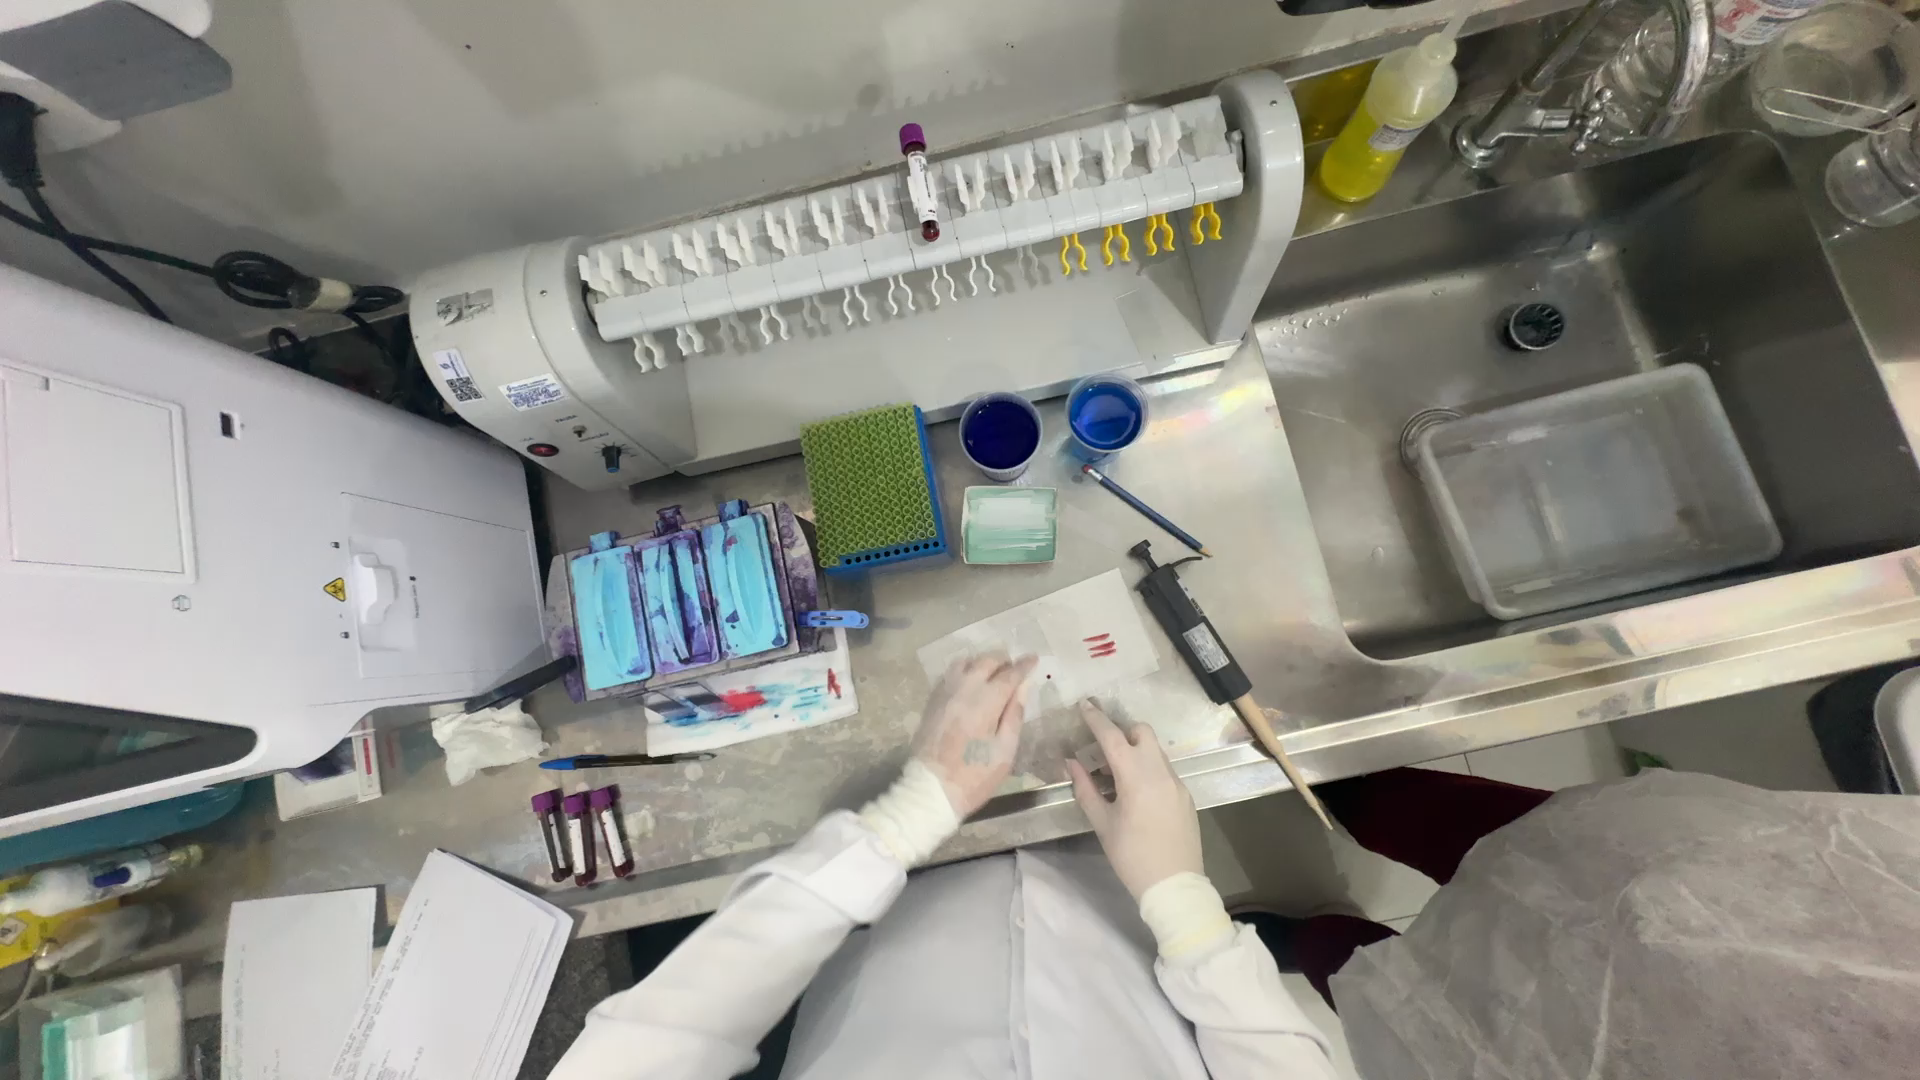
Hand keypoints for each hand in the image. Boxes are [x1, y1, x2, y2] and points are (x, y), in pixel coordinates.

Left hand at [913, 653, 1037, 817]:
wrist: (931, 789)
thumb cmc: (974, 776)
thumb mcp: (1004, 752)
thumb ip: (1014, 715)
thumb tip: (1022, 688)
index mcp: (985, 702)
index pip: (1009, 674)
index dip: (1024, 665)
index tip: (1034, 658)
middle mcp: (963, 689)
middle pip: (986, 661)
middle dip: (1004, 660)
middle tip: (1015, 667)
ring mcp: (944, 692)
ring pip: (965, 662)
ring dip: (982, 662)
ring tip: (993, 672)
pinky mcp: (932, 700)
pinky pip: (950, 673)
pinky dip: (965, 670)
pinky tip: (971, 681)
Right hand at [1067, 700, 1203, 898]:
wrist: (1175, 887)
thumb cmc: (1132, 856)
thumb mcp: (1102, 823)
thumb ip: (1085, 788)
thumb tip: (1072, 762)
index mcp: (1136, 776)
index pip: (1113, 736)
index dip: (1096, 719)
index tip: (1084, 705)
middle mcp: (1160, 772)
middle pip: (1142, 732)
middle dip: (1122, 730)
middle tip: (1101, 746)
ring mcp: (1177, 783)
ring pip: (1155, 750)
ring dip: (1135, 750)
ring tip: (1115, 772)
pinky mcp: (1186, 796)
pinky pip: (1164, 769)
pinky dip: (1147, 768)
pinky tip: (1135, 792)